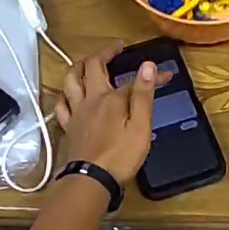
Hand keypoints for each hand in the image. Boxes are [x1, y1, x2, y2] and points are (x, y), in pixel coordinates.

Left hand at [53, 43, 160, 184]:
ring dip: (78, 66)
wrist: (90, 179)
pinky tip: (68, 94)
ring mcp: (76, 112)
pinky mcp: (69, 127)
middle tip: (115, 50)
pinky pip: (62, 104)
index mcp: (111, 98)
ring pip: (70, 80)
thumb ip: (143, 96)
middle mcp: (90, 99)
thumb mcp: (140, 126)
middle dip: (104, 54)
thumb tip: (148, 65)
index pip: (133, 79)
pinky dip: (65, 93)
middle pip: (91, 67)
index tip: (166, 75)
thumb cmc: (120, 156)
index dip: (150, 75)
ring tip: (86, 61)